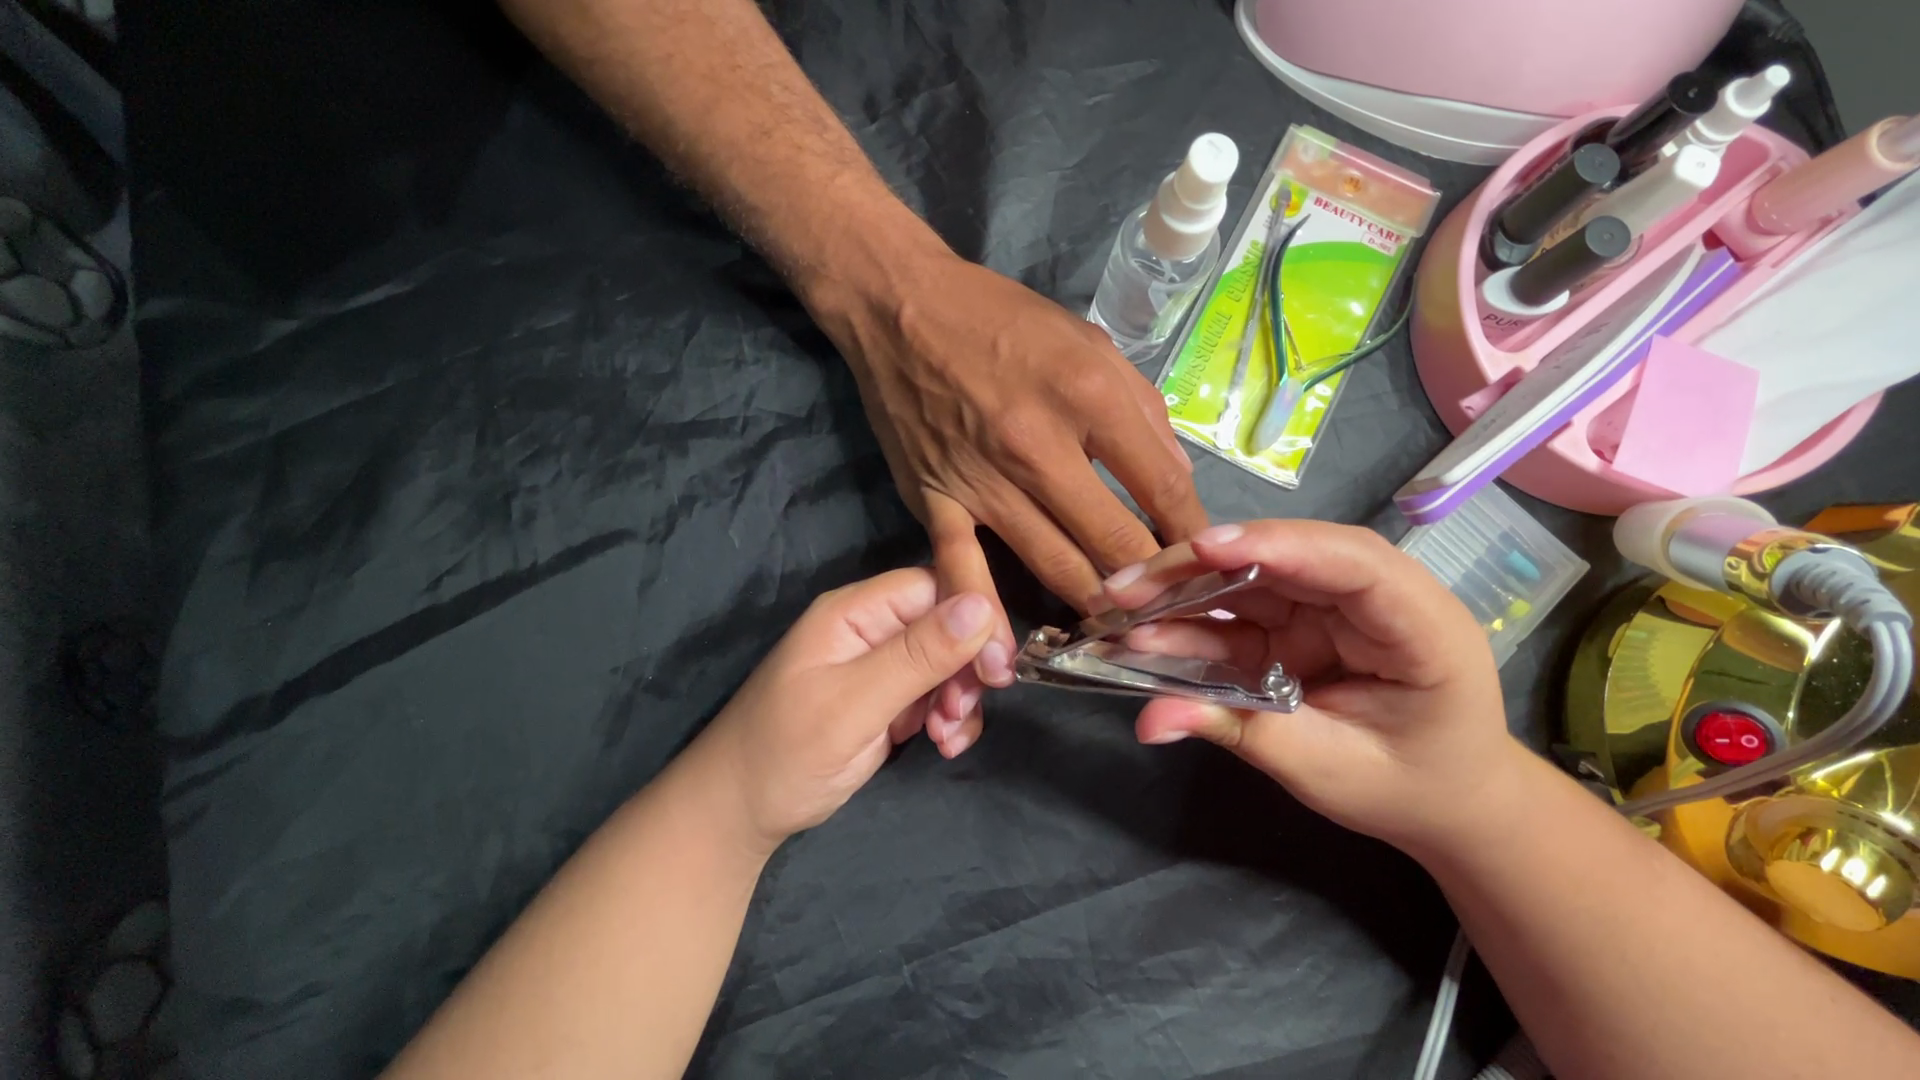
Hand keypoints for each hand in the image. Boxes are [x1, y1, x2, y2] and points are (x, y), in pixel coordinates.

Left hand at [690, 568, 994, 852]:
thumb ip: (917, 656)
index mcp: (854, 612)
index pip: (933, 586)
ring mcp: (881, 666)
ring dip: (961, 697)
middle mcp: (871, 629)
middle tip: (964, 708)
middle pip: (948, 624)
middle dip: (967, 666)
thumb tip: (981, 605)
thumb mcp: (853, 704)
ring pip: (949, 663)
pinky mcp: (889, 701)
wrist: (741, 812)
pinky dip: (951, 718)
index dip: (974, 617)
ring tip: (946, 736)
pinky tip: (944, 745)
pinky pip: (938, 695)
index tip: (997, 667)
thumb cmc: (785, 752)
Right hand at [812, 248, 1208, 756]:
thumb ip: (1143, 414)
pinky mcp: (937, 503)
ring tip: (1125, 634)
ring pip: (1056, 569)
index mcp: (1089, 397)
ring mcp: (983, 484)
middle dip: (1156, 589)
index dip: (1196, 539)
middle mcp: (1039, 449)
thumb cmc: (1005, 319)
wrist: (901, 307)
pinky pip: (964, 573)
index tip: (1213, 570)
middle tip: (1179, 617)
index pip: (1163, 489)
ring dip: (1097, 609)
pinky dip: (986, 622)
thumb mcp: (1092, 343)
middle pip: (1116, 544)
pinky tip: (1009, 665)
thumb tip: (1173, 483)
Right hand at [1101, 521, 1520, 851]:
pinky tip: (1142, 634)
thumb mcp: (1329, 769)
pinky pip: (1235, 615)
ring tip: (1116, 610)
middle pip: (1281, 560)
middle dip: (1198, 569)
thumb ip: (1244, 732)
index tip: (1205, 548)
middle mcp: (1369, 600)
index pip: (1354, 564)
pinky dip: (1189, 623)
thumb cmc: (1410, 786)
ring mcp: (1326, 610)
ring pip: (1247, 580)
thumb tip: (1150, 719)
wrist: (1442, 801)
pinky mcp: (1294, 625)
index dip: (1279, 546)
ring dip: (1181, 591)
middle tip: (1123, 589)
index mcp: (1419, 627)